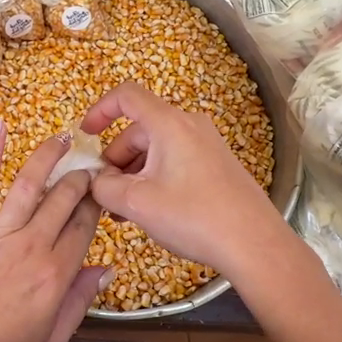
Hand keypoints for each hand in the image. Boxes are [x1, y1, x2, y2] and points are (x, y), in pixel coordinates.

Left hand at [0, 116, 108, 341]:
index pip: (85, 227)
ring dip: (49, 156)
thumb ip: (80, 301)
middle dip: (81, 179)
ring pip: (30, 185)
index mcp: (55, 276)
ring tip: (64, 138)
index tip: (106, 190)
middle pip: (64, 200)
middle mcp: (31, 247)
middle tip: (93, 165)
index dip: (98, 205)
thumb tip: (107, 269)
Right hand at [81, 81, 284, 269]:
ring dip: (133, 172)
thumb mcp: (137, 203)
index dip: (99, 110)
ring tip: (124, 210)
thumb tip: (94, 181)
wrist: (256, 246)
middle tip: (104, 192)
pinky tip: (150, 210)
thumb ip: (104, 187)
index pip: (126, 96)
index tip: (85, 136)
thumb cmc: (194, 217)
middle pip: (138, 129)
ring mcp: (206, 144)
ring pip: (155, 148)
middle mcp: (188, 125)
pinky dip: (154, 177)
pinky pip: (173, 160)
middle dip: (115, 158)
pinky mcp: (216, 165)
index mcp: (168, 124)